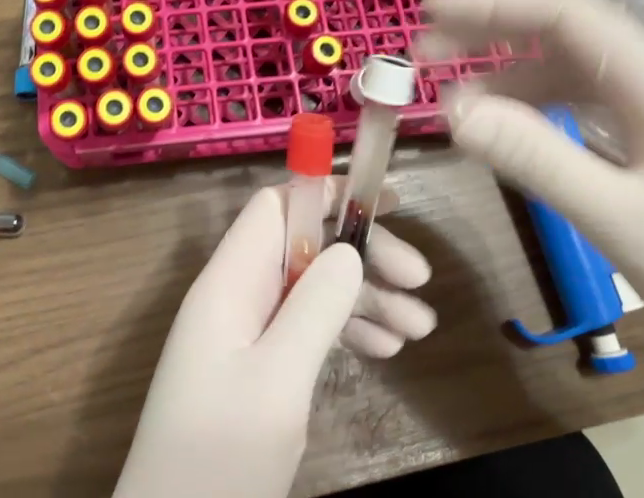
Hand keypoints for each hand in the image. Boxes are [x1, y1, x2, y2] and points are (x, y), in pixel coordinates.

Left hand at [112, 184, 433, 497]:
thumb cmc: (221, 449)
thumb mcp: (276, 380)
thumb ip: (313, 309)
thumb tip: (348, 248)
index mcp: (228, 283)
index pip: (275, 210)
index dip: (325, 193)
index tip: (384, 201)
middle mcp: (236, 298)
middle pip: (303, 250)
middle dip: (361, 256)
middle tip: (421, 279)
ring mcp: (245, 335)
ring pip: (312, 293)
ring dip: (366, 300)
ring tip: (422, 328)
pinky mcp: (256, 370)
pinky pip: (306, 331)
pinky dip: (347, 333)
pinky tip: (389, 350)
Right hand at [425, 0, 643, 497]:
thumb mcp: (619, 223)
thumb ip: (535, 158)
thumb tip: (452, 108)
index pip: (570, 16)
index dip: (494, 3)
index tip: (427, 9)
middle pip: (574, 35)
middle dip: (496, 34)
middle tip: (426, 50)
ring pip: (585, 71)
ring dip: (517, 75)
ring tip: (458, 101)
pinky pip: (602, 106)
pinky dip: (549, 108)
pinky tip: (519, 131)